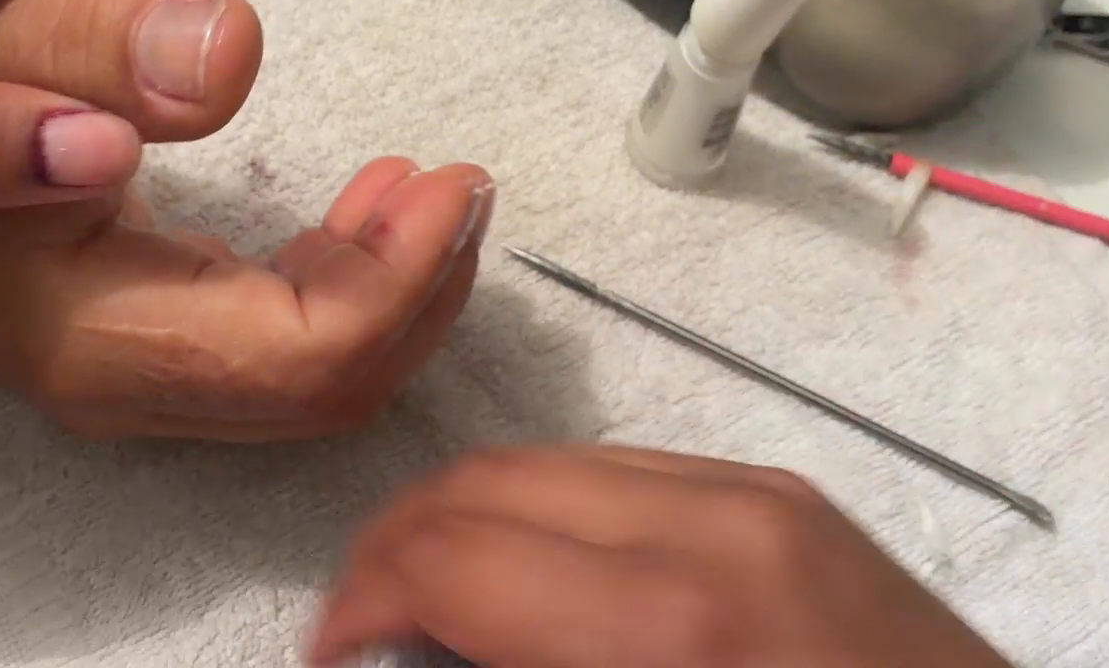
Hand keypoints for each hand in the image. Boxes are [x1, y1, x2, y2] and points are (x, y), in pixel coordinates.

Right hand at [0, 0, 494, 439]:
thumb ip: (103, 39)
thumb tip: (237, 53)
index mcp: (94, 328)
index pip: (296, 355)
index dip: (400, 281)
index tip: (456, 185)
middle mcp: (123, 380)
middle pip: (321, 386)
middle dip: (417, 292)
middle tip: (466, 189)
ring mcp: (138, 370)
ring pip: (310, 374)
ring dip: (394, 288)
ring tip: (431, 191)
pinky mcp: (152, 336)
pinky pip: (282, 343)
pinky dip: (349, 285)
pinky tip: (368, 213)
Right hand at [310, 446, 1011, 667]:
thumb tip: (397, 651)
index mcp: (675, 625)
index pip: (454, 554)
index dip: (364, 596)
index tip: (329, 648)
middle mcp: (710, 517)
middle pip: (485, 480)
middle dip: (398, 543)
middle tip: (365, 614)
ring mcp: (754, 489)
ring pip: (541, 459)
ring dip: (466, 519)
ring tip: (439, 589)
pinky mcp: (779, 490)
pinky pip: (613, 471)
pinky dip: (544, 511)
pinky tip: (540, 572)